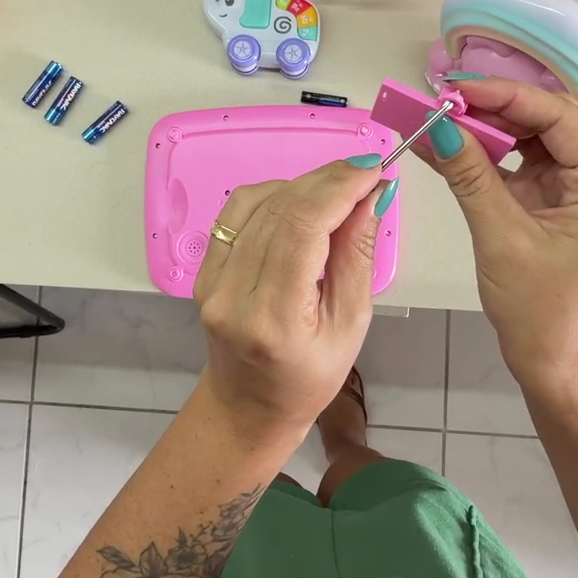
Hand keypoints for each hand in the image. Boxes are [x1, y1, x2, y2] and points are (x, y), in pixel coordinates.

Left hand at [192, 158, 386, 444]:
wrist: (247, 407)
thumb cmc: (309, 379)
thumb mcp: (351, 325)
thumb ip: (357, 256)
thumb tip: (371, 196)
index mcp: (273, 318)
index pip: (301, 229)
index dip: (339, 189)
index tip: (374, 169)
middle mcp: (232, 292)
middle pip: (279, 209)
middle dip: (327, 181)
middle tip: (366, 170)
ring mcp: (210, 279)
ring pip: (255, 202)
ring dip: (303, 184)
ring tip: (339, 188)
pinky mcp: (203, 269)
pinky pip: (237, 212)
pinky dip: (274, 195)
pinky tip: (302, 201)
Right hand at [416, 78, 577, 388]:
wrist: (548, 356)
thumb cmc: (536, 307)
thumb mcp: (500, 236)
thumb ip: (469, 176)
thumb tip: (436, 128)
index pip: (559, 119)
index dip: (507, 96)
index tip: (458, 89)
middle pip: (546, 123)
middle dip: (495, 108)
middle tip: (444, 101)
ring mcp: (577, 190)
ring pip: (531, 139)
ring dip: (487, 128)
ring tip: (442, 118)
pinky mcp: (554, 200)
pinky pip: (519, 164)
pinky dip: (486, 155)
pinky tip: (450, 144)